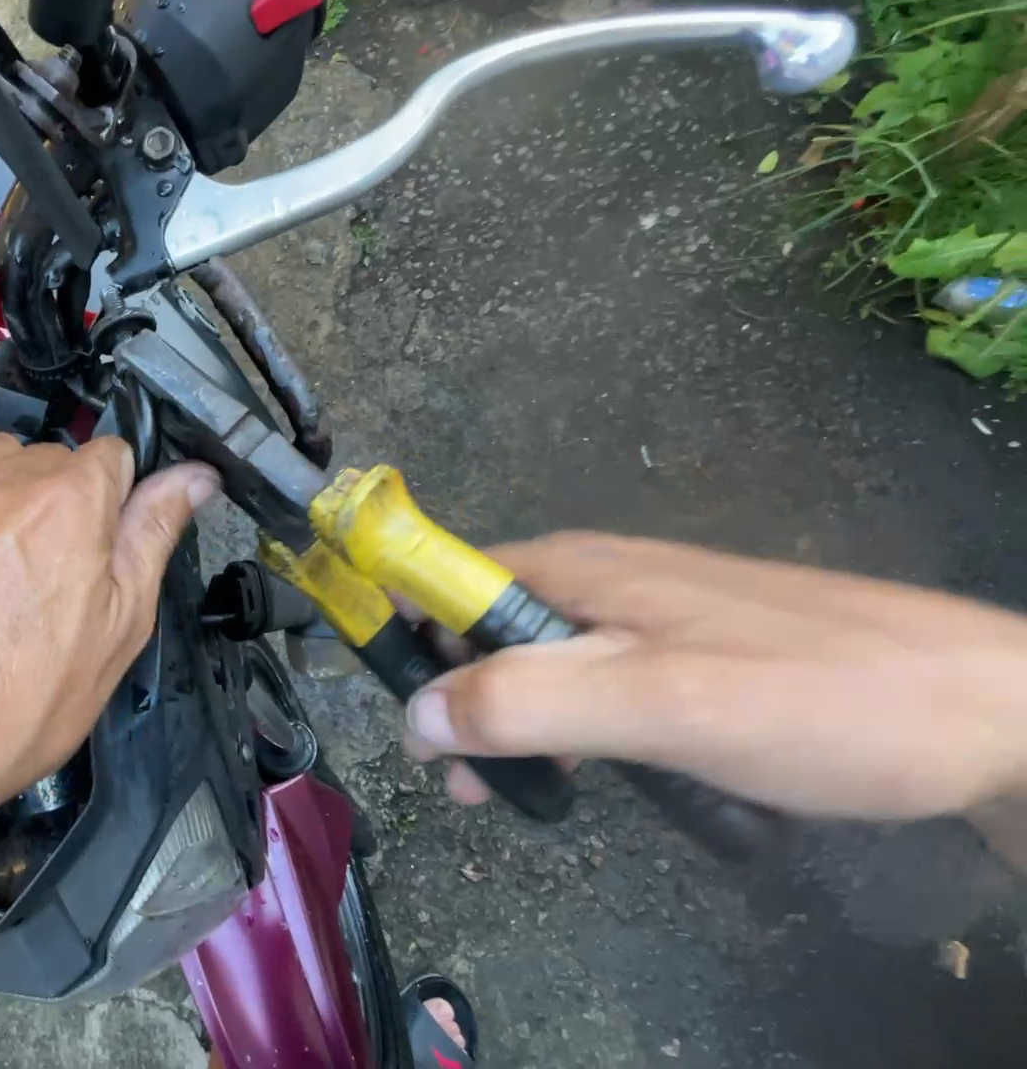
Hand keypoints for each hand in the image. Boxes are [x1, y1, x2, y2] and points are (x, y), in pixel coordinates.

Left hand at [0, 435, 218, 911]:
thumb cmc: (15, 707)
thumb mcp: (115, 631)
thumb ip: (153, 537)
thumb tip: (194, 478)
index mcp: (69, 500)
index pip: (115, 455)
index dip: (117, 503)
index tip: (100, 549)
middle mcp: (0, 476)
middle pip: (54, 461)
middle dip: (63, 504)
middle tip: (48, 579)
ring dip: (9, 501)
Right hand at [401, 533, 1026, 818]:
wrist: (1001, 715)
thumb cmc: (816, 697)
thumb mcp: (658, 704)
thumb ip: (525, 703)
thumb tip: (413, 717)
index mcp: (565, 571)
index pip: (438, 579)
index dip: (401, 633)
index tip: (398, 707)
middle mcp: (586, 580)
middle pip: (475, 628)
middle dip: (450, 697)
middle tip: (454, 776)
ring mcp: (632, 614)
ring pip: (529, 662)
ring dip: (503, 722)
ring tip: (507, 793)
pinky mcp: (671, 650)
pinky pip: (582, 682)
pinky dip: (560, 727)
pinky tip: (581, 775)